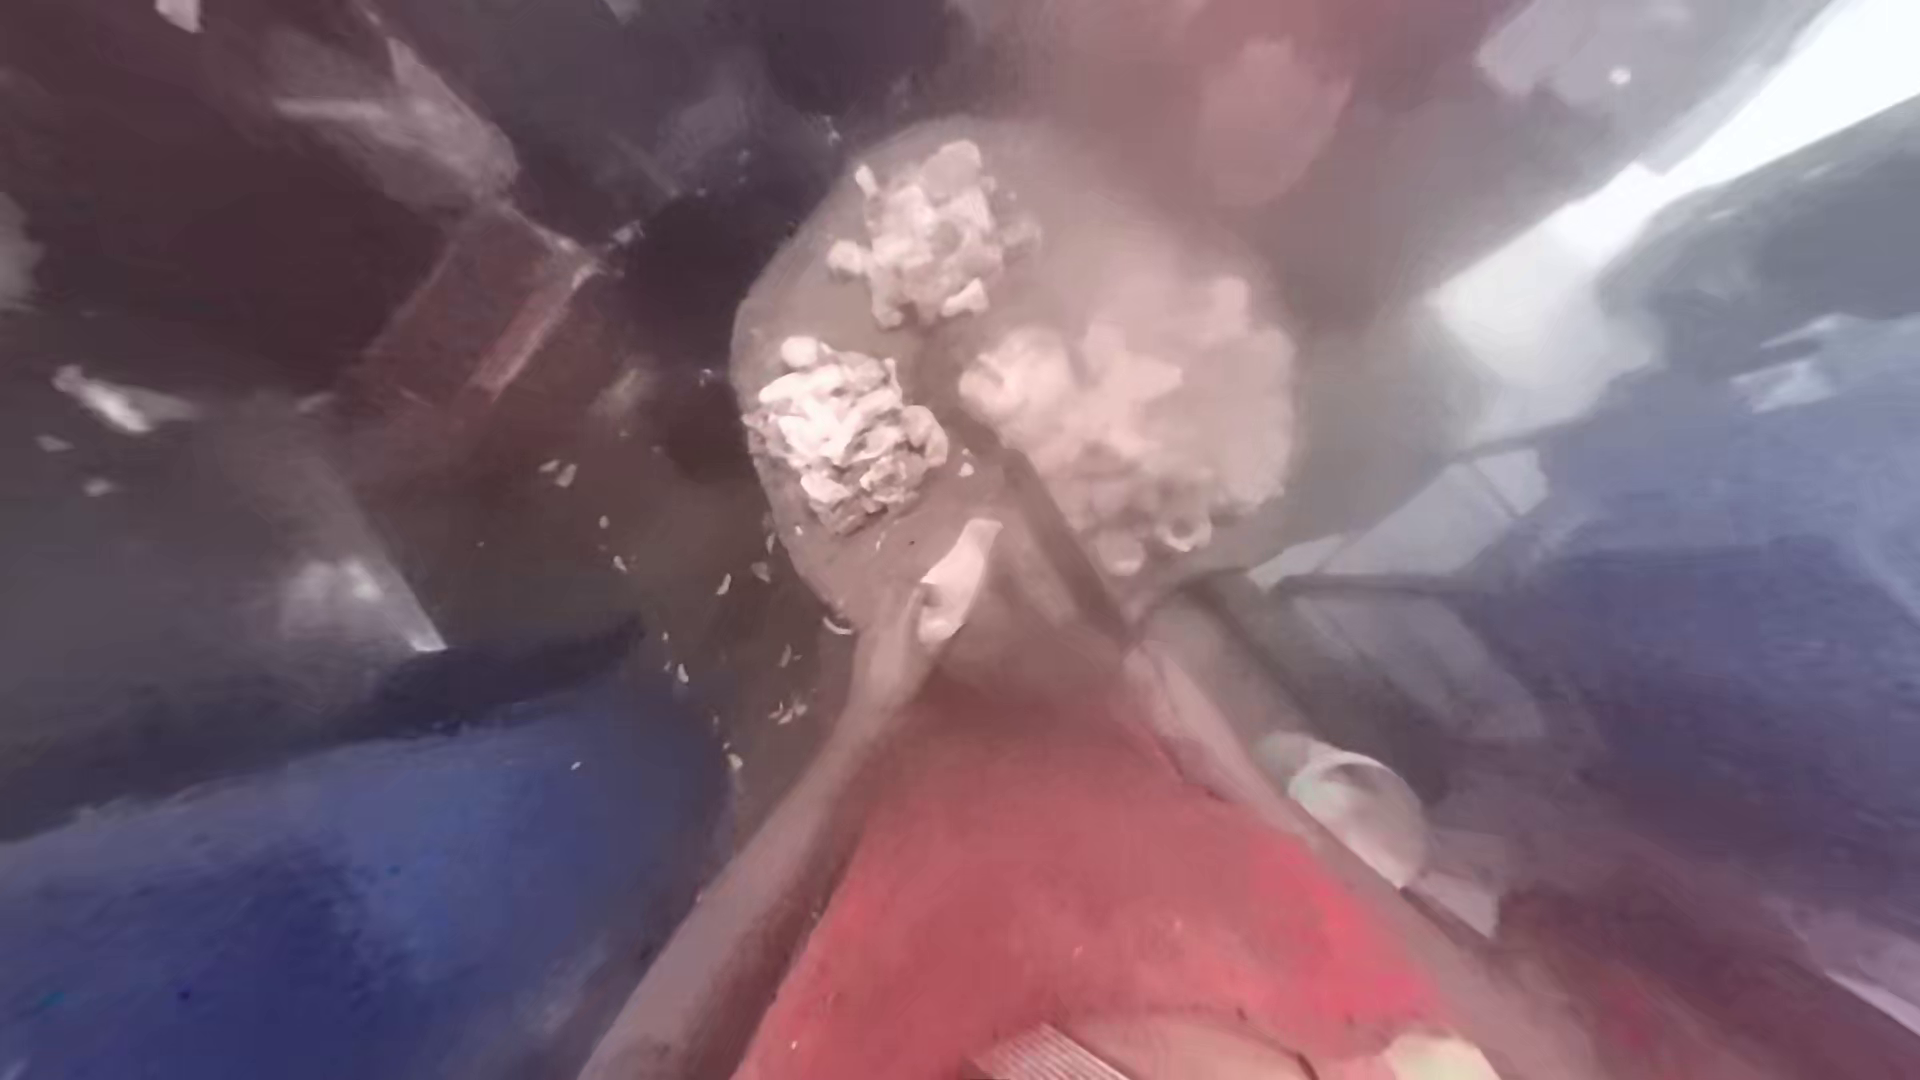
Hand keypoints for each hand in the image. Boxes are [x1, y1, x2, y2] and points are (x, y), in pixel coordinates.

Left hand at [840, 581, 937, 740]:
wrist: (870, 704)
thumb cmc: (904, 683)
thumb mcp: (929, 662)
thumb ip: (945, 640)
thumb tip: (960, 624)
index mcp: (902, 621)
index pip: (915, 590)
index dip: (930, 591)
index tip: (940, 602)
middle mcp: (883, 617)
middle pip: (894, 586)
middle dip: (910, 586)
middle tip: (924, 599)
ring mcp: (870, 625)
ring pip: (882, 599)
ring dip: (898, 598)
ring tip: (911, 612)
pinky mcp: (862, 636)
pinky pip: (876, 614)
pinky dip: (888, 613)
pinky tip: (896, 630)